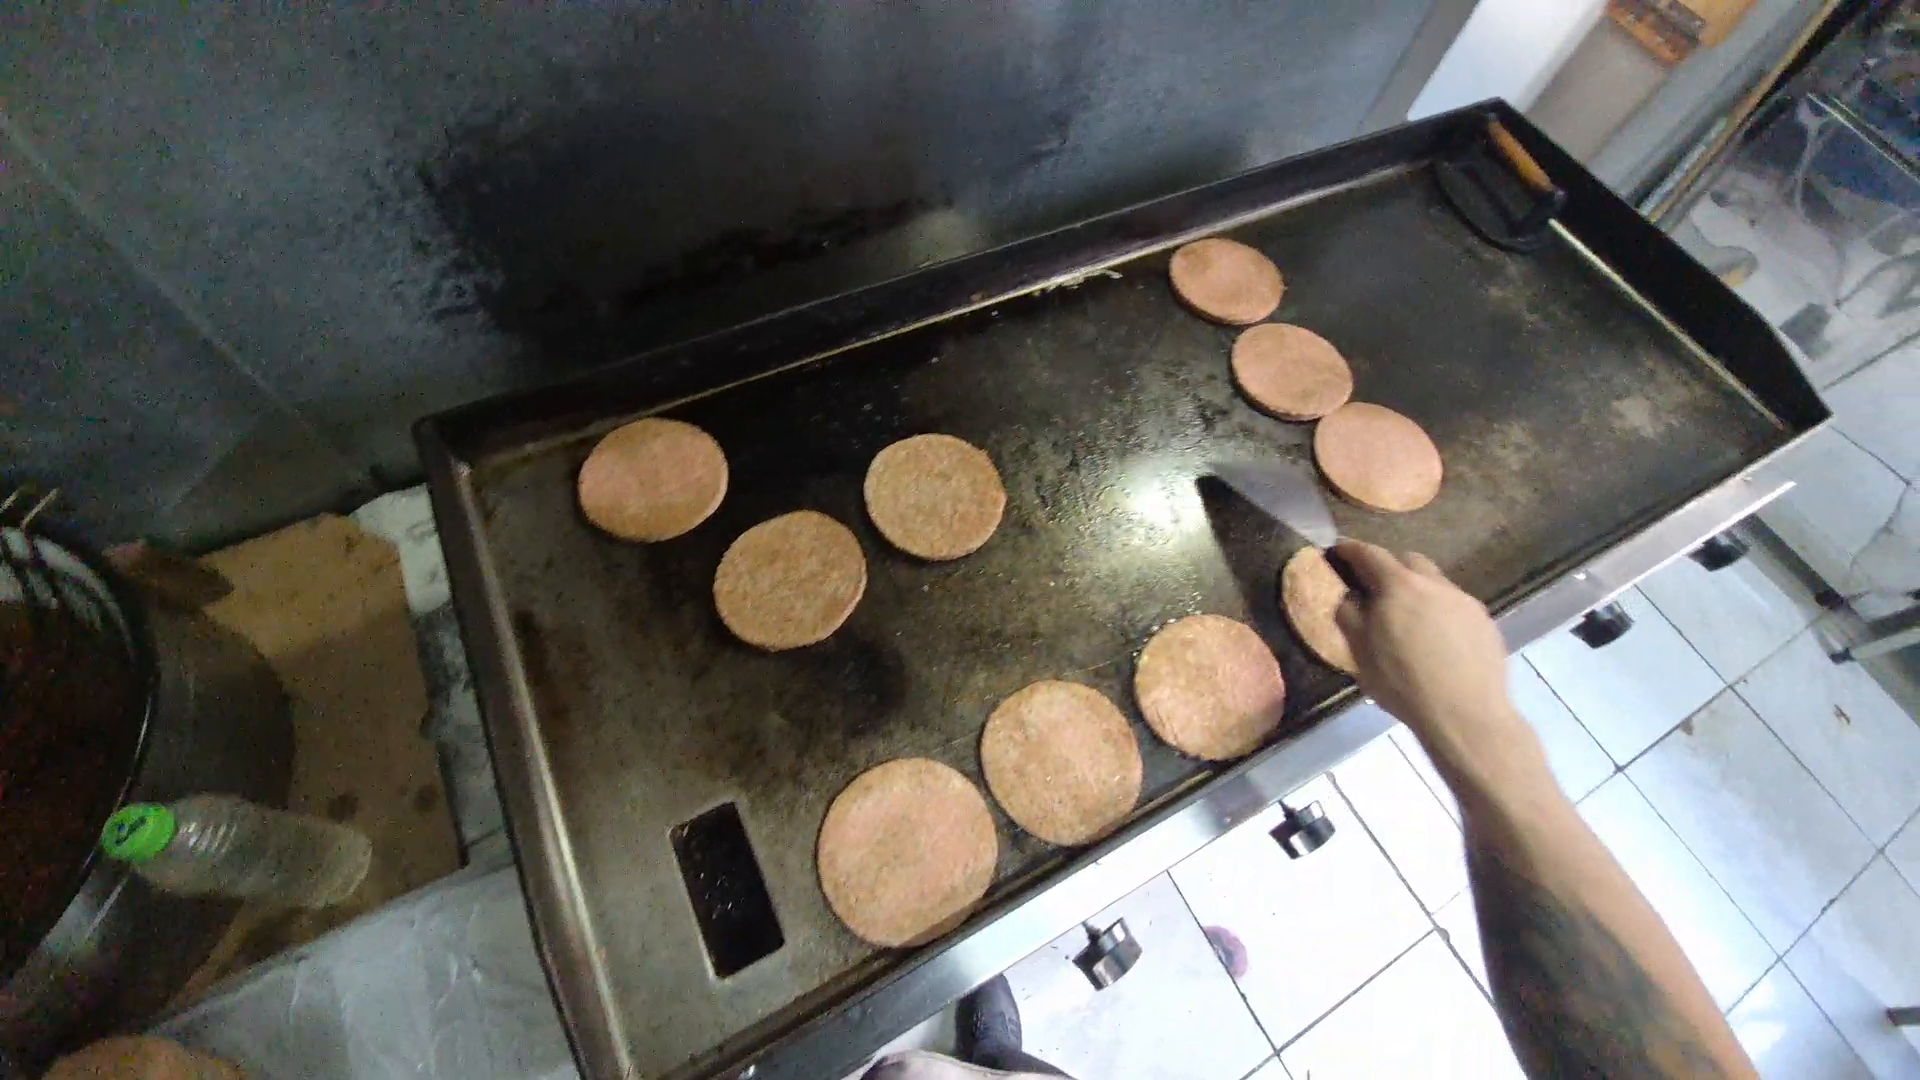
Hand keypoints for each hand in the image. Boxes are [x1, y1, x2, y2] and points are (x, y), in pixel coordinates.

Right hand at [1332, 540, 1551, 802]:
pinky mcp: (1485, 622)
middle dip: (1388, 564)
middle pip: (1408, 560)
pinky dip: (1437, 609)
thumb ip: (1349, 616)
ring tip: (1405, 614)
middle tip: (1372, 583)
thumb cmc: (1402, 682)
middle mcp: (1435, 585)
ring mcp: (1465, 602)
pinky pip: (1454, 604)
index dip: (1351, 549)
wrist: (1465, 714)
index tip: (1338, 550)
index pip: (1370, 554)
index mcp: (1399, 586)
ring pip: (1435, 582)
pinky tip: (1434, 637)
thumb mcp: (1360, 651)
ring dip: (1415, 588)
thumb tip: (1349, 597)